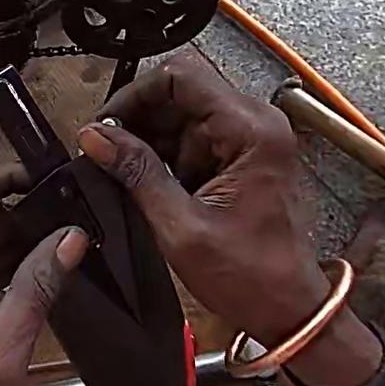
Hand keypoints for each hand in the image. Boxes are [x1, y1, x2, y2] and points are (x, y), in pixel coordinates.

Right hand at [79, 53, 328, 347]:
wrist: (289, 309)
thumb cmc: (250, 275)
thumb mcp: (180, 224)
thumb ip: (137, 172)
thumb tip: (96, 136)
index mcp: (251, 130)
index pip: (181, 76)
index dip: (135, 94)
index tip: (106, 123)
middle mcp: (254, 122)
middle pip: (180, 90)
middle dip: (138, 117)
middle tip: (106, 149)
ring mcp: (248, 136)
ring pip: (181, 112)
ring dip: (148, 137)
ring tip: (122, 170)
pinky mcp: (239, 153)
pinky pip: (191, 135)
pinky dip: (164, 153)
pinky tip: (146, 179)